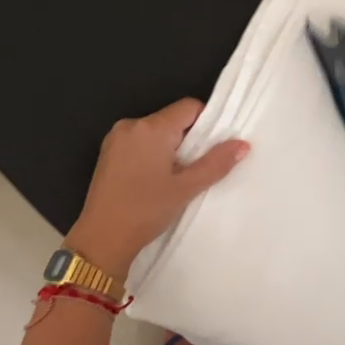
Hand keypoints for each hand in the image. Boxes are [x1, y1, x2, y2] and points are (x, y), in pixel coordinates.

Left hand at [63, 99, 249, 278]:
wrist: (101, 238)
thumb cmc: (145, 211)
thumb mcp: (186, 188)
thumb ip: (216, 163)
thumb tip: (242, 145)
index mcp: (152, 127)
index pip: (189, 107)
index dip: (207, 123)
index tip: (213, 149)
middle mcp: (131, 125)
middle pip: (171, 119)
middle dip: (188, 139)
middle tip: (196, 169)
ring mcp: (116, 138)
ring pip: (155, 131)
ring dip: (170, 148)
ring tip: (174, 179)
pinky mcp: (107, 153)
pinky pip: (139, 142)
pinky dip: (152, 154)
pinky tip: (154, 180)